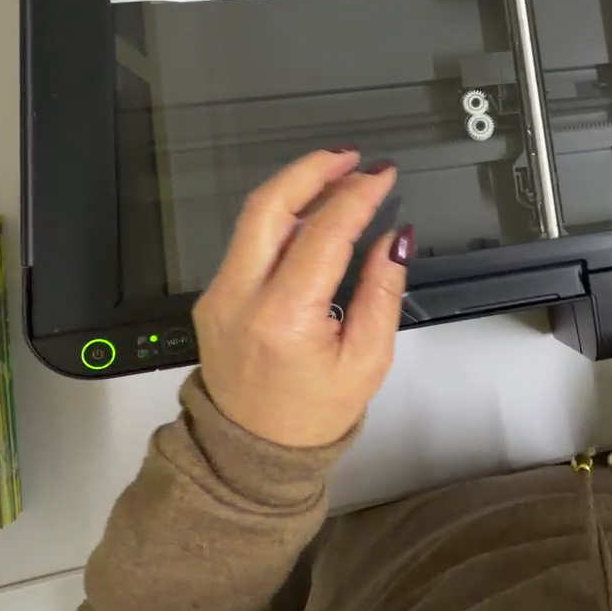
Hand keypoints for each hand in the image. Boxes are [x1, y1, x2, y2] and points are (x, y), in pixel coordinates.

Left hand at [192, 149, 410, 447]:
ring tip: (338, 172)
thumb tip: (396, 237)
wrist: (249, 453)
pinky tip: (314, 208)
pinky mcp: (215, 294)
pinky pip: (250, 237)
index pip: (324, 233)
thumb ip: (383, 290)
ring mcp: (219, 294)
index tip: (383, 175)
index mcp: (283, 318)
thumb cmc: (312, 413)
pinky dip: (283, 212)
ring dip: (296, 185)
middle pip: (269, 206)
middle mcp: (240, 298)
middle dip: (312, 169)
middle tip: (352, 157)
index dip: (358, 195)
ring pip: (254, 215)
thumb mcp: (368, 357)